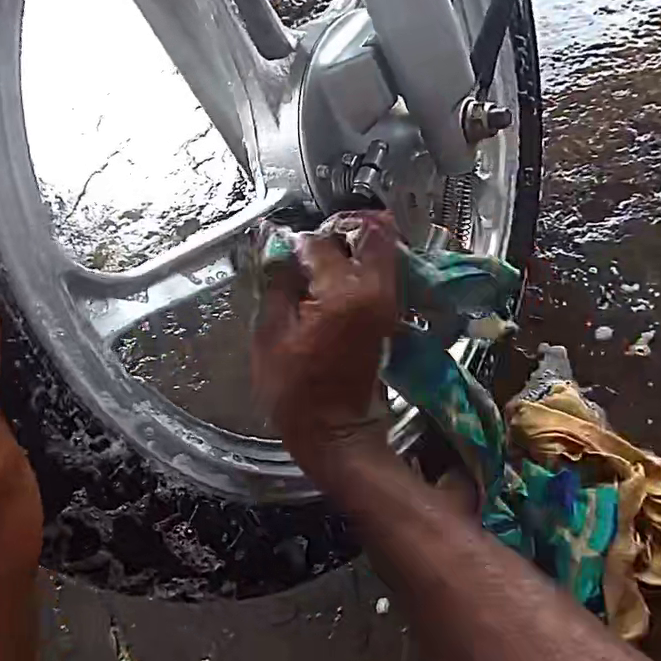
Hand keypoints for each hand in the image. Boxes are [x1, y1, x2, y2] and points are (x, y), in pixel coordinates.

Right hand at [252, 210, 400, 464]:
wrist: (335, 431)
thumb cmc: (295, 389)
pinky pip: (382, 272)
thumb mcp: (270, 334)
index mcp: (344, 292)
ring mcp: (389, 303)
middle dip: (340, 229)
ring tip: (321, 259)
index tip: (280, 253)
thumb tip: (280, 254)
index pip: (320, 242)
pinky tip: (335, 278)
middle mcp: (376, 290)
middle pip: (372, 232)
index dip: (295, 244)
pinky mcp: (390, 316)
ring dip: (354, 244)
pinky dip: (363, 265)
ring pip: (382, 250)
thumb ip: (276, 285)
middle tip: (311, 244)